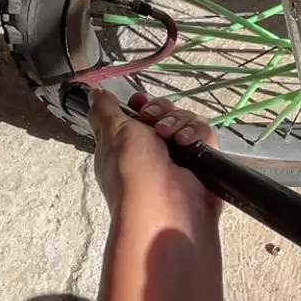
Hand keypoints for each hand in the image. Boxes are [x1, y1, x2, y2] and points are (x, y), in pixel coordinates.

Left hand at [87, 89, 218, 222]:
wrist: (163, 208)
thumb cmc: (131, 171)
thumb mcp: (112, 134)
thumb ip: (105, 111)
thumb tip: (95, 93)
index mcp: (130, 145)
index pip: (141, 114)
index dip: (142, 104)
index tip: (138, 101)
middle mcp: (156, 149)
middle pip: (165, 112)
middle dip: (159, 110)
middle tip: (153, 121)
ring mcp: (181, 155)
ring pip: (186, 119)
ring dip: (177, 121)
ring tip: (170, 137)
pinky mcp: (203, 159)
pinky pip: (205, 132)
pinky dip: (195, 133)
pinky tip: (186, 143)